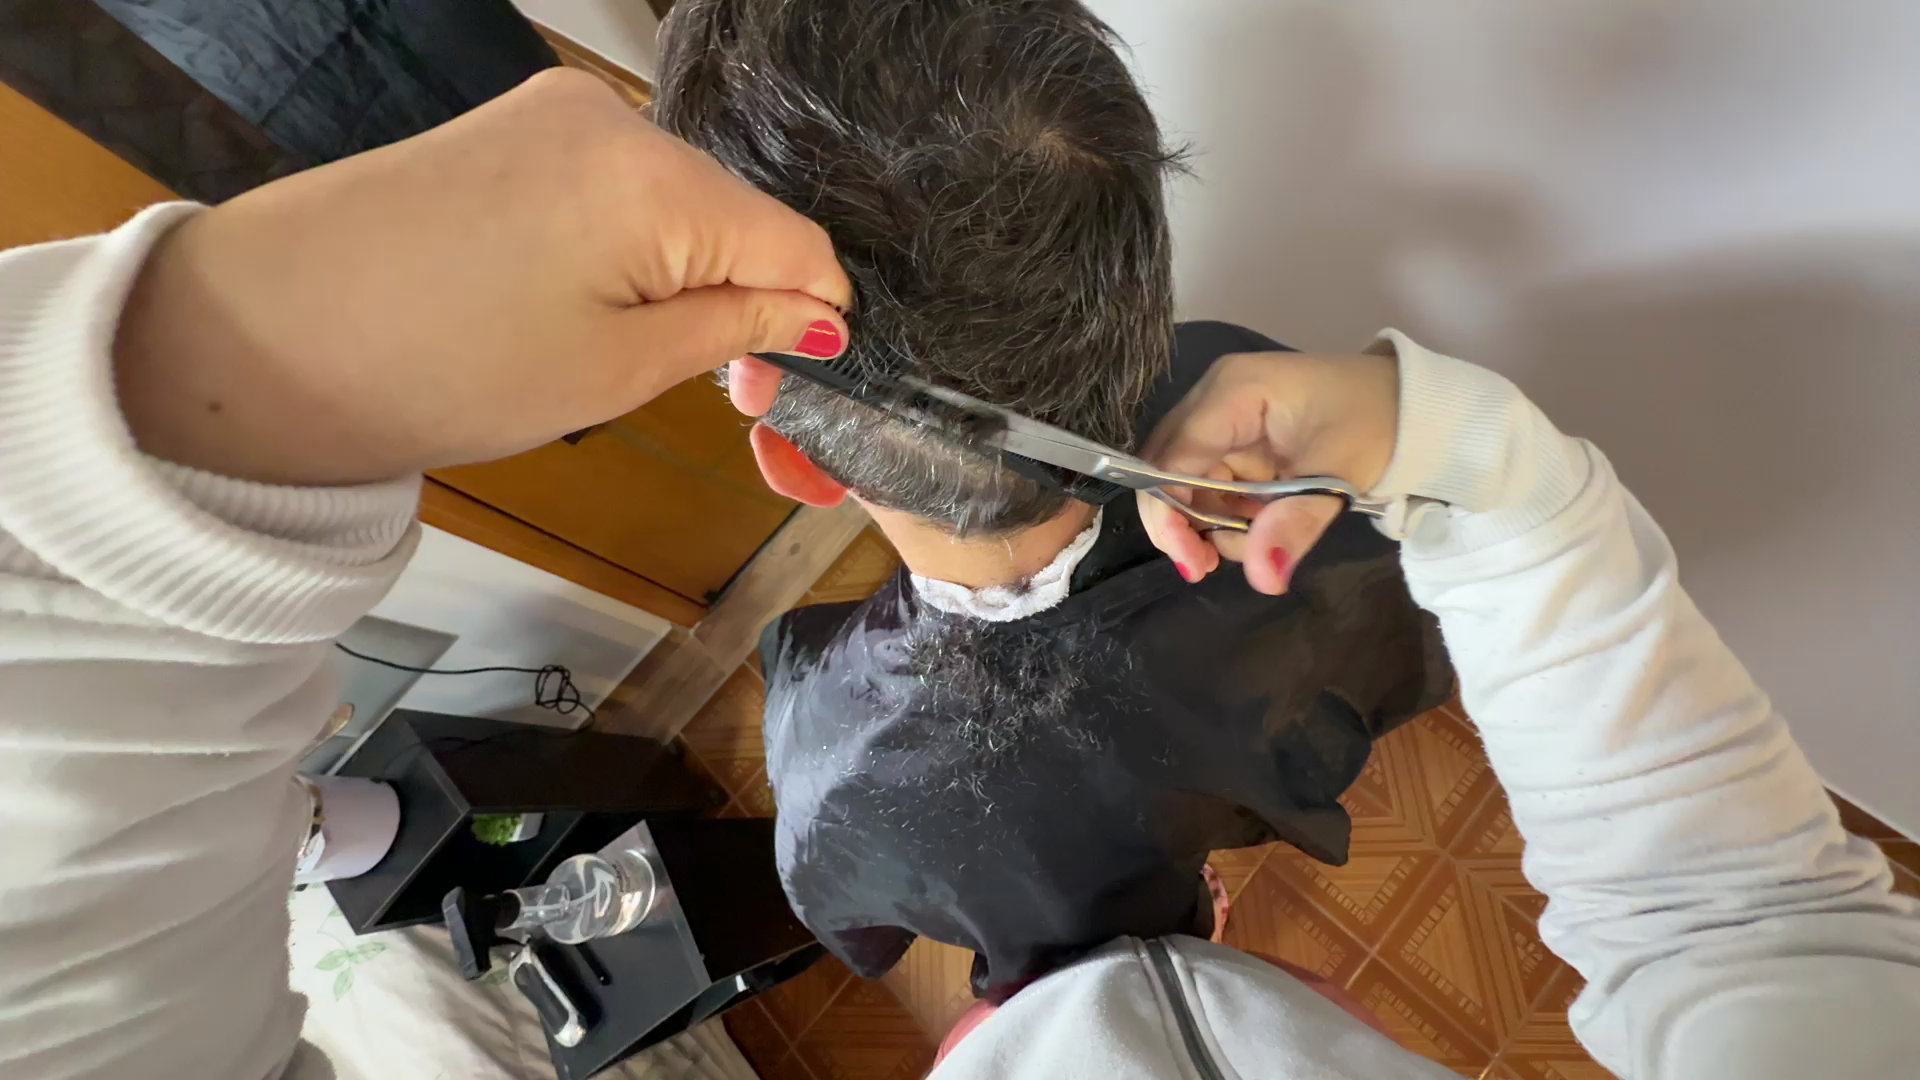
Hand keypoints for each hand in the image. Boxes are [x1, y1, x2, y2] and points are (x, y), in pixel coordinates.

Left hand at [113, 69, 850, 486]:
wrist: (265, 338)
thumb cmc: (463, 374)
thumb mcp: (627, 367)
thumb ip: (740, 328)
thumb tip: (827, 321)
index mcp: (656, 182)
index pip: (797, 242)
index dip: (816, 312)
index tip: (793, 375)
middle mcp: (619, 119)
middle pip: (745, 216)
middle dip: (755, 294)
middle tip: (726, 381)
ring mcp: (565, 112)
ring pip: (692, 202)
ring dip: (700, 273)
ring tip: (656, 342)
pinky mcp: (526, 126)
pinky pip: (634, 187)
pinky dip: (649, 245)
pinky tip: (611, 292)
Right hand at [1137, 350, 1398, 593]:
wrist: (1414, 404)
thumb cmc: (1380, 423)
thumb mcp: (1340, 476)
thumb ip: (1294, 524)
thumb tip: (1264, 580)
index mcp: (1233, 392)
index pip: (1172, 456)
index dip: (1168, 512)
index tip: (1190, 563)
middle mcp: (1212, 399)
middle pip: (1164, 468)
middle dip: (1180, 522)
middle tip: (1203, 567)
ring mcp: (1217, 417)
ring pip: (1180, 480)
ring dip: (1205, 522)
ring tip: (1252, 542)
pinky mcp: (1228, 437)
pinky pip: (1203, 482)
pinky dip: (1221, 513)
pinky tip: (1254, 523)